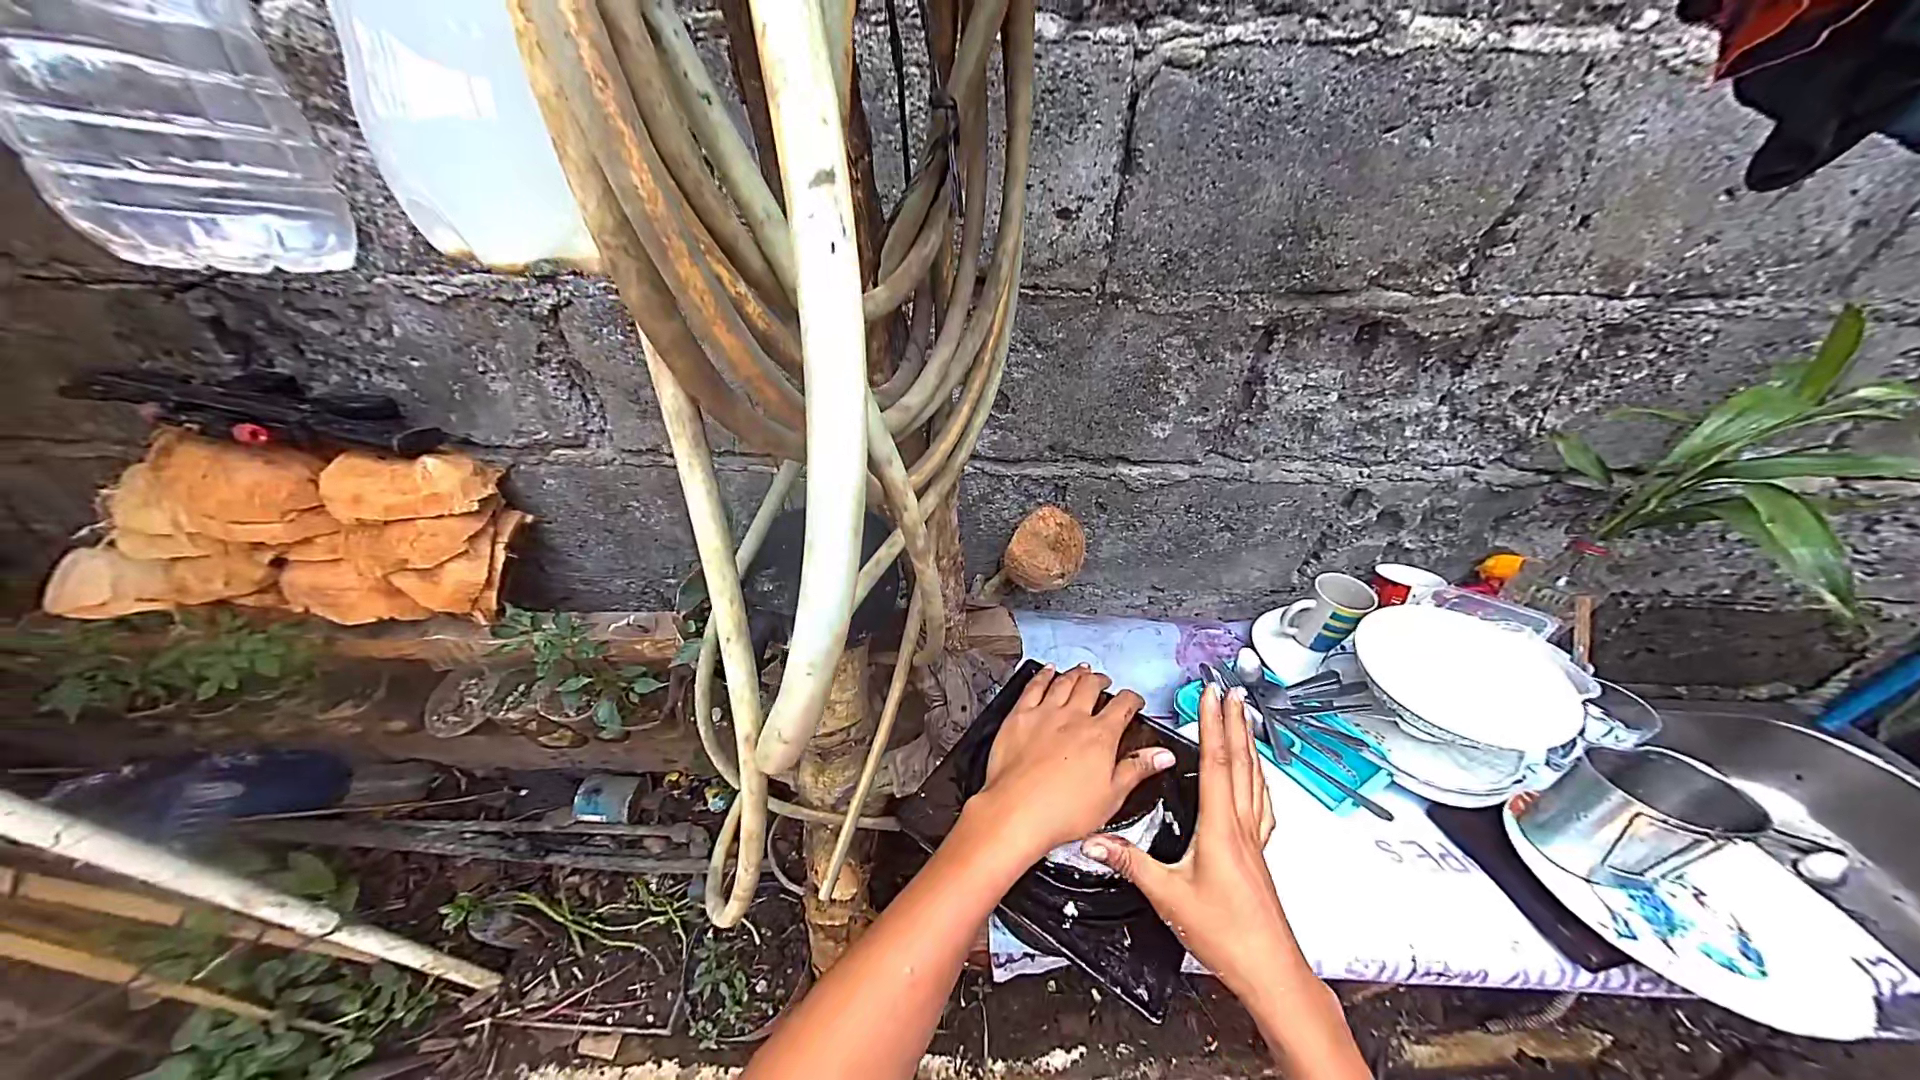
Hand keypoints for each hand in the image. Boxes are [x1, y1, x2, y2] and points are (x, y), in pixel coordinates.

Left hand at [966, 664, 1171, 861]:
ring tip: (1081, 670)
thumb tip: (1162, 756)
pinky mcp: (1019, 716)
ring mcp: (1044, 714)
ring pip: (1064, 682)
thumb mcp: (1112, 796)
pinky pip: (1034, 686)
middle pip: (1091, 686)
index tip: (1134, 701)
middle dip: (1101, 681)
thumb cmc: (1061, 811)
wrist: (1017, 811)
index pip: (1123, 706)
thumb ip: (1137, 769)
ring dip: (1075, 673)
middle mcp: (1073, 718)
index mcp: (1100, 736)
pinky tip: (1047, 671)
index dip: (1132, 700)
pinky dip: (1043, 675)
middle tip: (1104, 681)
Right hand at [1082, 683, 1300, 1000]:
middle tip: (1233, 694)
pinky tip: (1258, 778)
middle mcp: (1243, 827)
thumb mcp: (1167, 896)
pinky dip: (1259, 777)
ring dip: (1249, 743)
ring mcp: (1255, 839)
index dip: (1213, 725)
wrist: (1269, 970)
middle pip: (1242, 762)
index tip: (1210, 696)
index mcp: (1221, 828)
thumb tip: (1096, 841)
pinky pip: (1262, 802)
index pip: (1218, 763)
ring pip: (1255, 779)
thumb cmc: (1227, 935)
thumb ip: (1130, 862)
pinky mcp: (1259, 853)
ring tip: (1246, 721)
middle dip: (1235, 723)